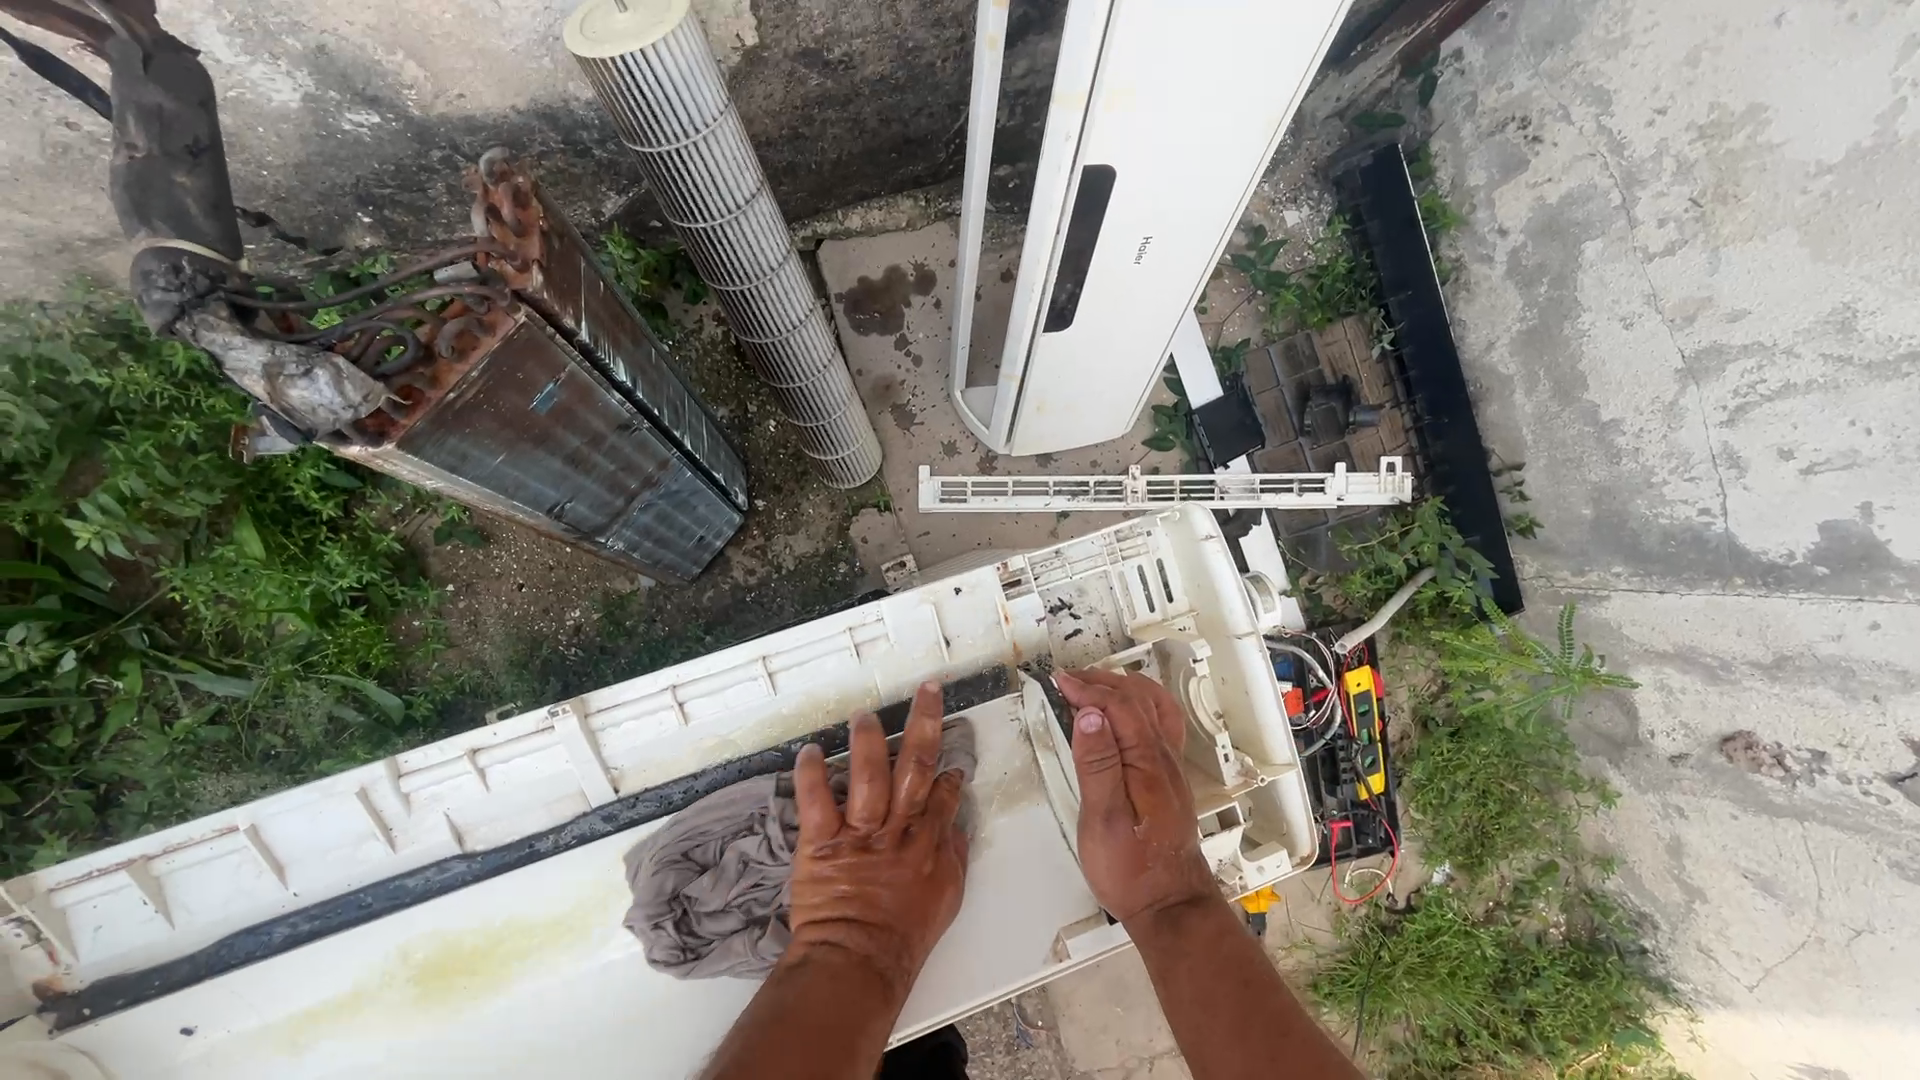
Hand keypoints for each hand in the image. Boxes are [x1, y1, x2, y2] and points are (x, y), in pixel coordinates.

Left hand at [785, 681, 969, 1003]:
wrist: (857, 962)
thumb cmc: (902, 936)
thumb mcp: (946, 898)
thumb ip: (954, 857)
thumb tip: (957, 826)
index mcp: (928, 843)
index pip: (943, 794)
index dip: (947, 769)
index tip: (949, 755)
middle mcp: (898, 830)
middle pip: (915, 768)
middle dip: (924, 724)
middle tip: (927, 690)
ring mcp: (860, 834)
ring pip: (869, 776)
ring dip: (868, 742)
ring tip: (864, 716)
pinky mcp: (822, 843)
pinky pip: (816, 800)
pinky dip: (811, 774)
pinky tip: (810, 751)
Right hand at [1054, 669, 1216, 925]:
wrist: (1169, 905)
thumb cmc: (1131, 870)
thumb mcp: (1103, 820)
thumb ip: (1097, 765)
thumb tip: (1088, 715)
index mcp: (1148, 762)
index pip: (1119, 707)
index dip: (1088, 689)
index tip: (1060, 682)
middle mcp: (1165, 757)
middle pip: (1137, 699)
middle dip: (1100, 682)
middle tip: (1067, 681)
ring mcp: (1170, 766)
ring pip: (1153, 706)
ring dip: (1121, 688)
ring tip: (1091, 686)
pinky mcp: (1168, 777)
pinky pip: (1159, 723)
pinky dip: (1137, 704)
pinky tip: (1123, 711)